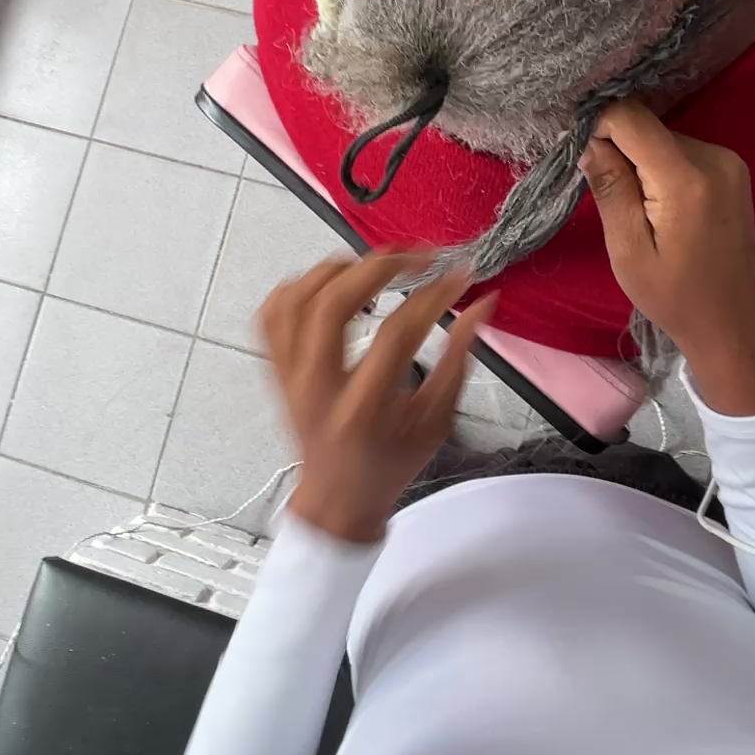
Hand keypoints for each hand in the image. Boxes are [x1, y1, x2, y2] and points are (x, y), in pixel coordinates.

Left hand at [259, 251, 497, 541]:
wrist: (337, 497)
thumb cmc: (389, 464)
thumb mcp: (437, 421)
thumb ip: (459, 359)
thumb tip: (480, 304)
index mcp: (362, 410)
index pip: (396, 333)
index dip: (433, 295)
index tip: (459, 275)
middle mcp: (317, 388)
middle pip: (333, 304)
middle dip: (379, 266)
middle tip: (416, 257)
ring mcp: (289, 376)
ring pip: (297, 299)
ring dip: (339, 269)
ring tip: (375, 265)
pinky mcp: (276, 367)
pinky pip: (273, 311)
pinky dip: (300, 285)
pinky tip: (332, 282)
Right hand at [579, 101, 754, 415]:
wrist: (731, 320)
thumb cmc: (673, 295)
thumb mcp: (628, 250)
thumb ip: (610, 189)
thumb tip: (587, 141)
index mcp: (686, 179)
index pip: (631, 118)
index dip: (598, 128)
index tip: (582, 161)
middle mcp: (714, 157)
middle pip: (646, 127)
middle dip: (616, 150)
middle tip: (605, 194)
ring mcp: (727, 160)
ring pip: (660, 137)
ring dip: (636, 161)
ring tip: (633, 206)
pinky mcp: (730, 167)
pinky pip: (678, 150)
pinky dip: (656, 167)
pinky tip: (655, 203)